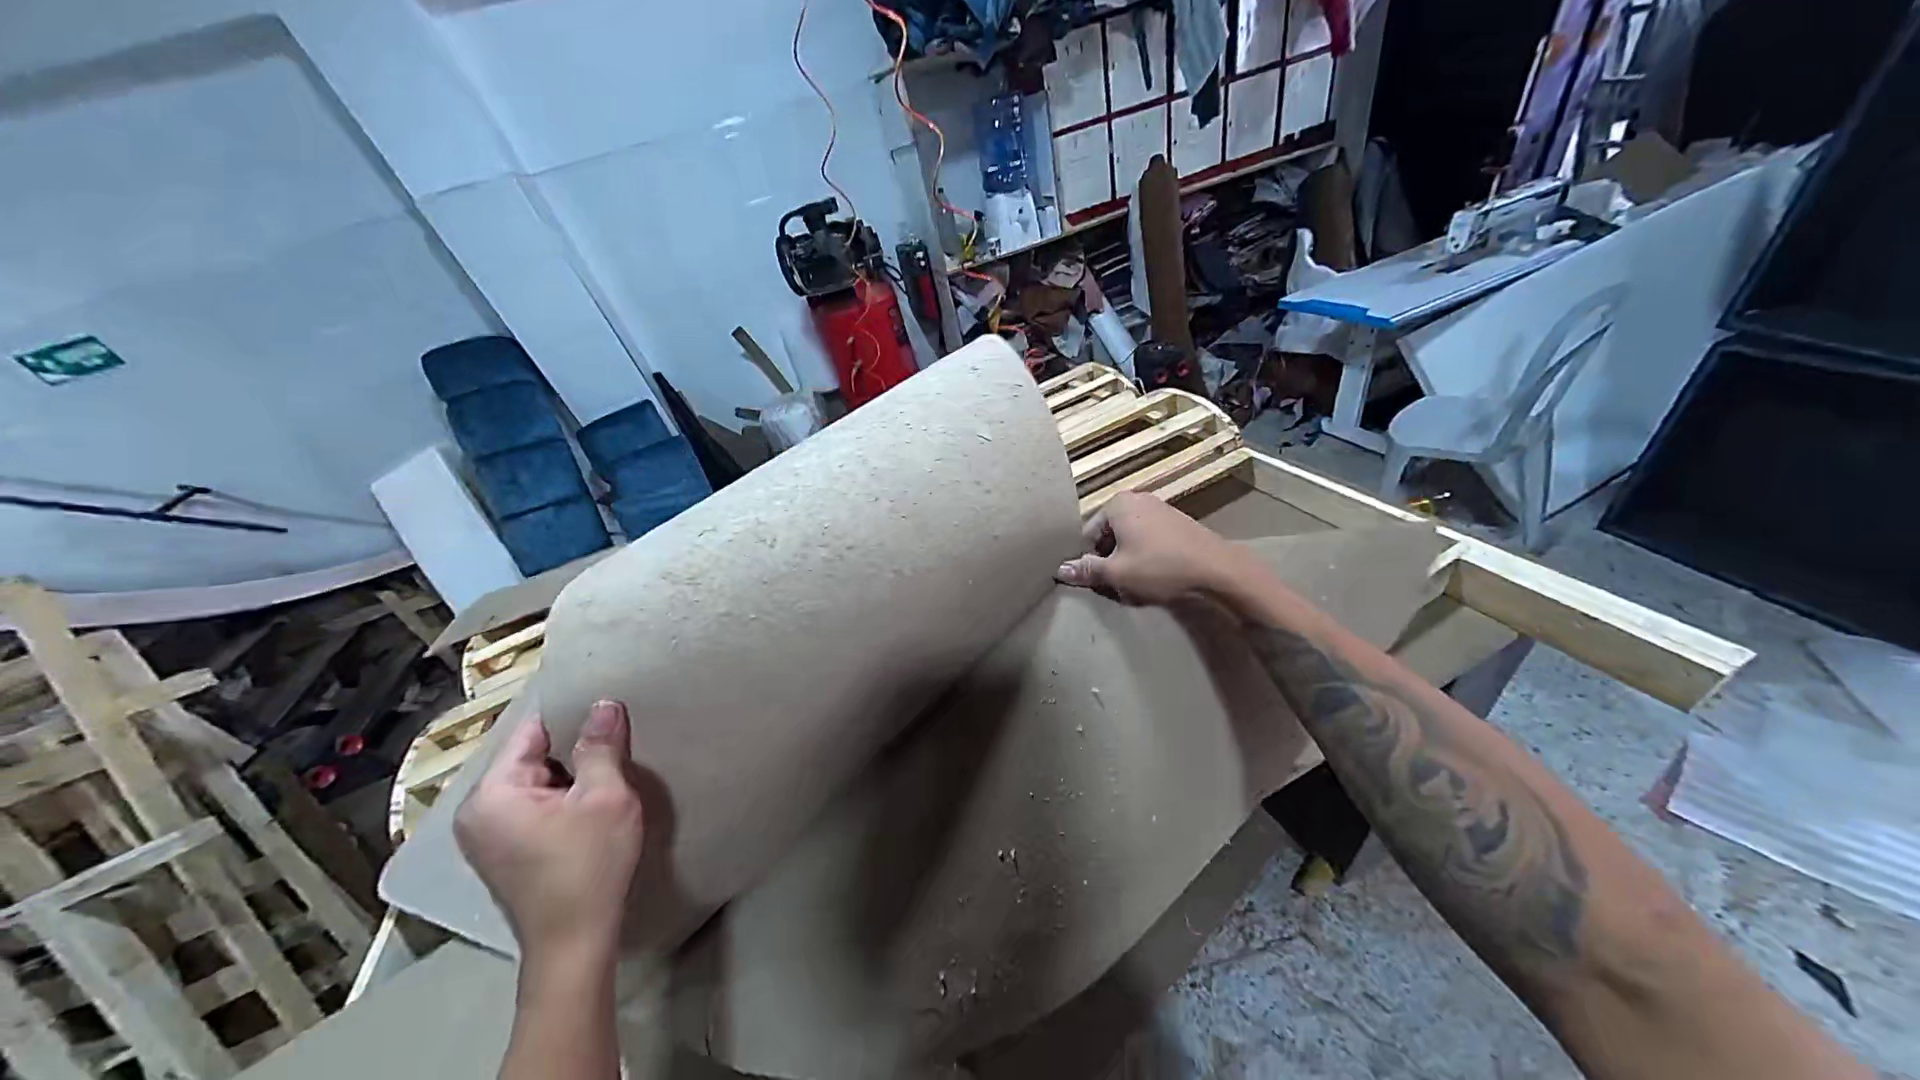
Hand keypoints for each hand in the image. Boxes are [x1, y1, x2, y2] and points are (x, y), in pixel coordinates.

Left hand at [455, 701, 645, 965]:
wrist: (575, 942)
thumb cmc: (589, 865)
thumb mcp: (606, 797)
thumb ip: (600, 746)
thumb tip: (604, 705)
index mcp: (492, 794)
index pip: (530, 731)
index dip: (570, 715)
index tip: (606, 705)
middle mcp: (477, 812)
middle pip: (531, 757)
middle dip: (573, 748)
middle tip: (616, 740)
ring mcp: (486, 836)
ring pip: (536, 783)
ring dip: (570, 776)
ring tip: (608, 769)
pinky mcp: (503, 854)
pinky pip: (533, 807)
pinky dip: (561, 800)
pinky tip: (591, 805)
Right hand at [1054, 491, 1251, 604]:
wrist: (1218, 571)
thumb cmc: (1161, 567)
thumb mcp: (1117, 573)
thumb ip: (1087, 570)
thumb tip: (1060, 570)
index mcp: (1118, 503)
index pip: (1088, 533)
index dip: (1089, 559)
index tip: (1097, 579)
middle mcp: (1138, 499)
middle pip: (1110, 534)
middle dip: (1109, 559)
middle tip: (1116, 583)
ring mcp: (1161, 509)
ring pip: (1131, 539)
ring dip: (1128, 560)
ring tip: (1137, 583)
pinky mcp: (1179, 523)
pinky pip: (1151, 540)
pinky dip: (1147, 557)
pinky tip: (1156, 576)